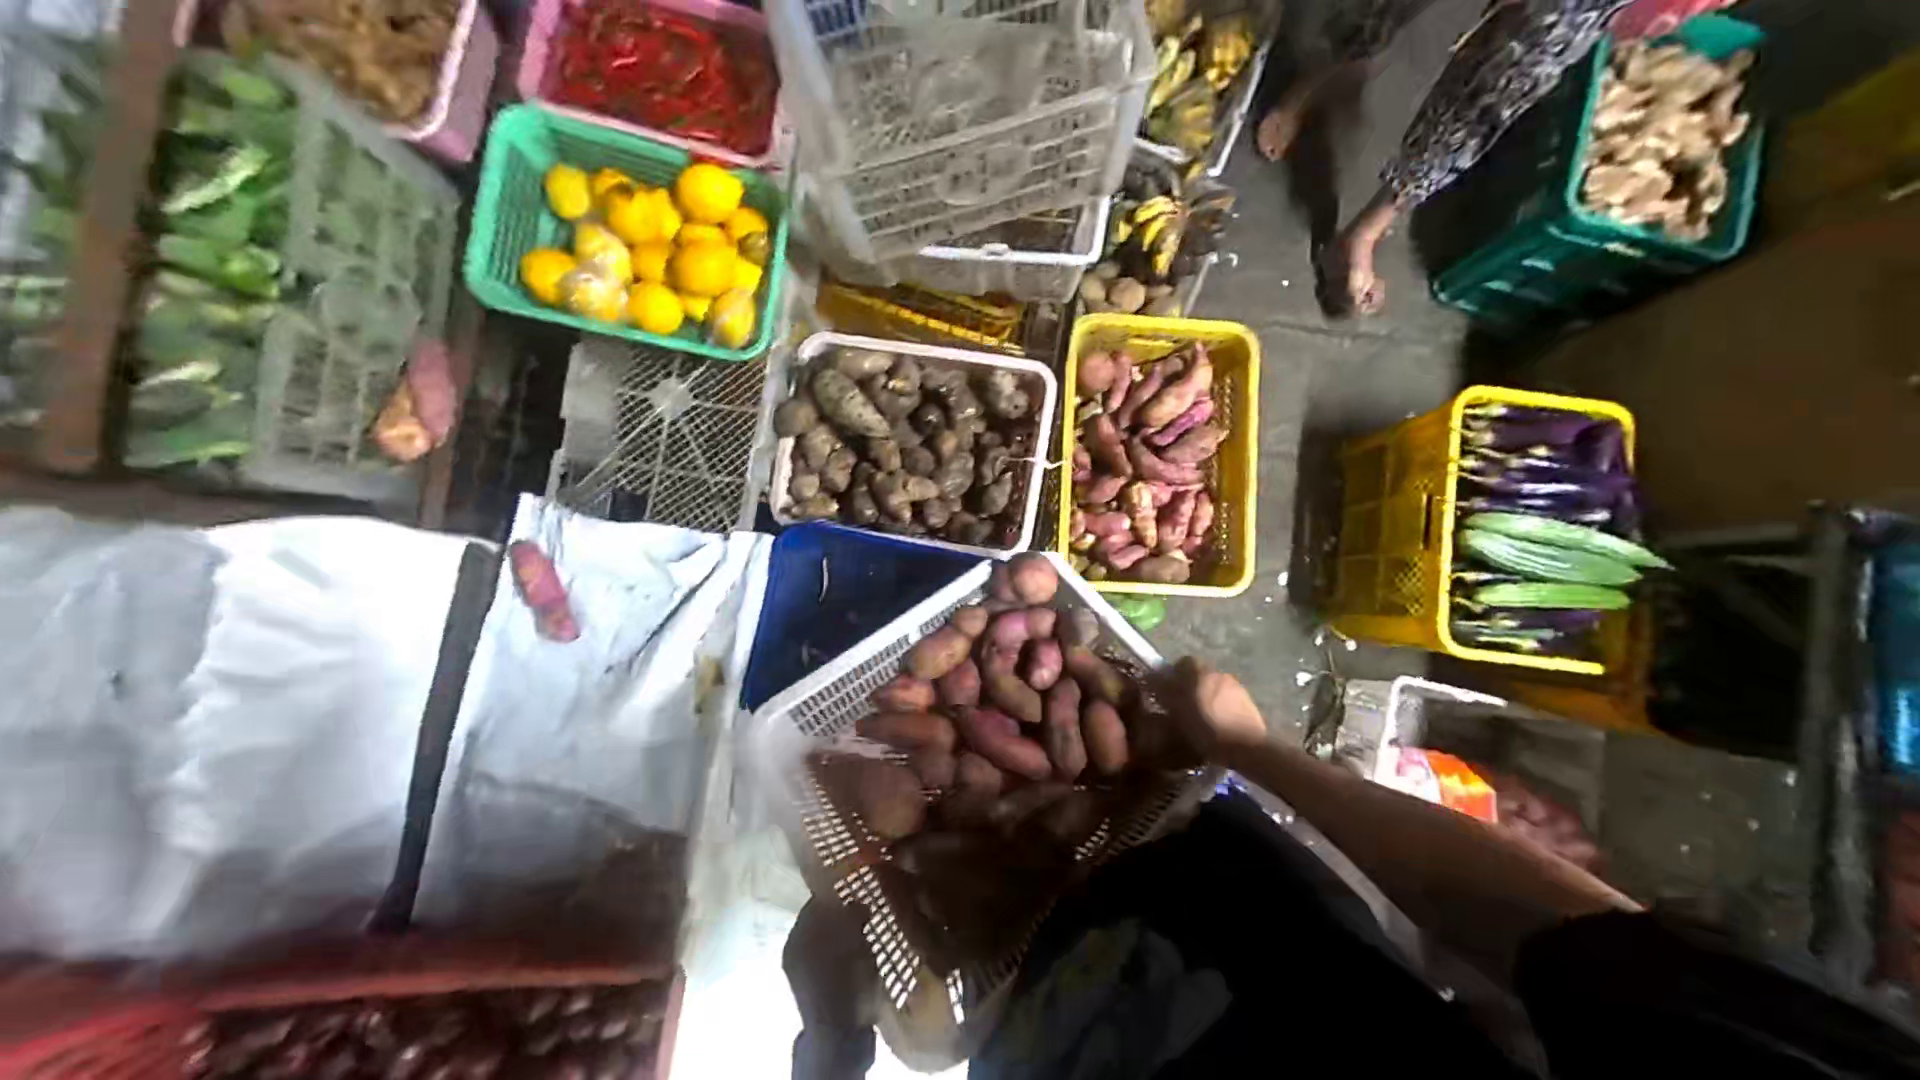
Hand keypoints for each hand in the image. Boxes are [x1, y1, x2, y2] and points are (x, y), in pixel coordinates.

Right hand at [1157, 656, 1268, 761]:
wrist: (1245, 747)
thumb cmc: (1206, 729)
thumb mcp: (1178, 713)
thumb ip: (1166, 693)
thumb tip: (1154, 679)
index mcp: (1200, 673)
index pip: (1184, 661)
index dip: (1176, 673)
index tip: (1170, 689)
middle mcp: (1219, 674)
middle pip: (1201, 674)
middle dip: (1192, 685)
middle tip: (1185, 704)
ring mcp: (1236, 687)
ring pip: (1216, 686)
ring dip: (1208, 695)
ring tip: (1204, 716)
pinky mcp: (1249, 702)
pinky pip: (1229, 698)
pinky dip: (1222, 706)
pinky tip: (1220, 723)